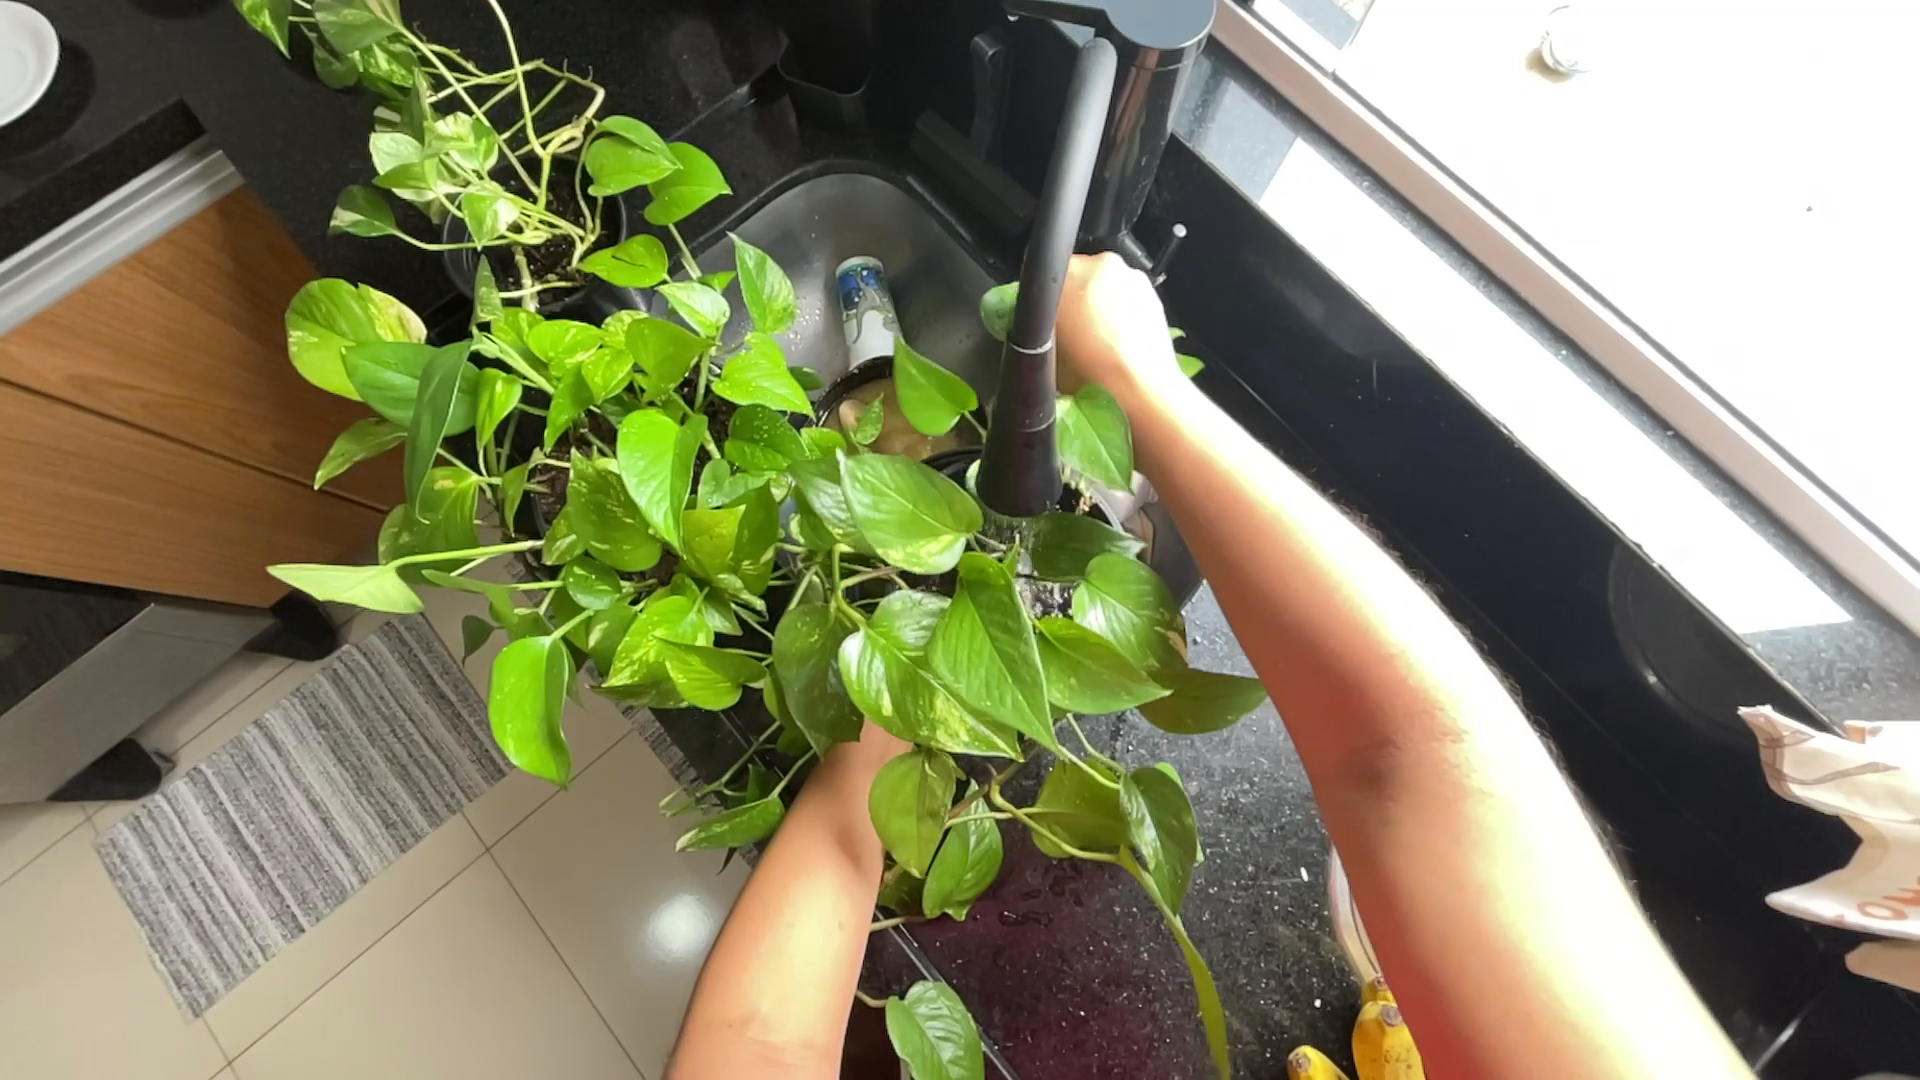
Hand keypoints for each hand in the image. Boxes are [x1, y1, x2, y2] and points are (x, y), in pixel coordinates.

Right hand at [1054, 252, 1180, 396]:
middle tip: (1075, 327)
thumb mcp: (1054, 346)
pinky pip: (1128, 296)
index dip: (1048, 298)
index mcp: (1072, 271)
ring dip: (1101, 301)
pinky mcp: (1151, 292)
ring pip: (1107, 285)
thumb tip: (1048, 319)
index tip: (1051, 315)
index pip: (1050, 276)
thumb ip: (1047, 322)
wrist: (1140, 378)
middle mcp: (1103, 265)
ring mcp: (1131, 276)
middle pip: (1081, 275)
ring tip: (1100, 335)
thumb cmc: (1095, 364)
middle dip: (1077, 296)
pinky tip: (1120, 336)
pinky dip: (1122, 309)